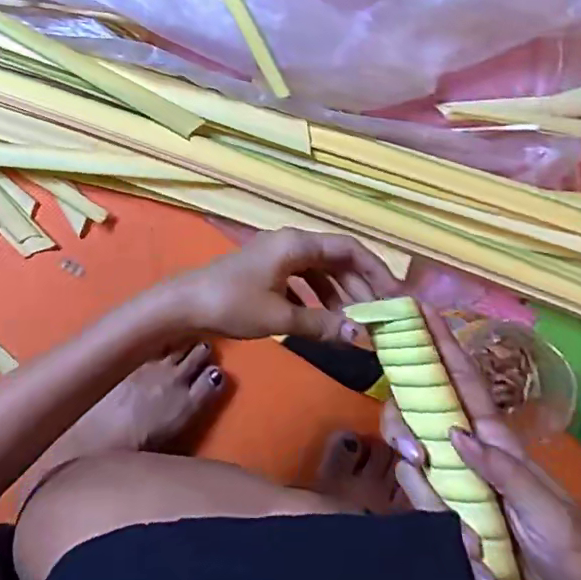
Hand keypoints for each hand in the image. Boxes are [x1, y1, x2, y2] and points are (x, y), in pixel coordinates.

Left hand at [141, 228, 400, 342]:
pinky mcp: (264, 273)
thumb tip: (363, 336)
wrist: (184, 306)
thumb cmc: (233, 304)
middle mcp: (289, 243)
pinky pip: (300, 281)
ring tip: (355, 326)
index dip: (377, 271)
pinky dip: (316, 299)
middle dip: (360, 288)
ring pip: (319, 272)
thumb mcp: (281, 316)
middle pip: (336, 260)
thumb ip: (323, 324)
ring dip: (339, 296)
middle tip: (380, 319)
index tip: (397, 297)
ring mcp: (275, 257)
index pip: (349, 249)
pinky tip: (322, 321)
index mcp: (296, 244)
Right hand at [382, 304, 580, 579]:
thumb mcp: (551, 513)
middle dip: (405, 428)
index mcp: (496, 440)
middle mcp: (465, 454)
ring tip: (478, 545)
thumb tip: (453, 432)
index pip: (463, 382)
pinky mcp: (443, 521)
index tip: (419, 311)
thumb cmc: (576, 560)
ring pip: (411, 464)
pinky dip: (444, 533)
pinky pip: (420, 509)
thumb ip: (504, 471)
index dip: (443, 345)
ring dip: (435, 502)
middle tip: (416, 455)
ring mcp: (452, 487)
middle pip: (415, 416)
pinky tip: (479, 562)